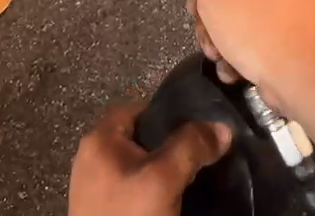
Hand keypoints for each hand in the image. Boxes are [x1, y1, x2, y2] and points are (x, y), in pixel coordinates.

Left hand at [68, 102, 230, 215]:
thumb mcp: (164, 179)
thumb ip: (191, 146)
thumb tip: (222, 128)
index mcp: (99, 139)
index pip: (139, 109)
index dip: (169, 115)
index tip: (197, 130)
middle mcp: (92, 159)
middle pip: (141, 140)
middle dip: (170, 148)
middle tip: (199, 159)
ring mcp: (96, 190)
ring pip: (139, 169)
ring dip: (164, 175)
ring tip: (191, 184)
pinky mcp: (104, 214)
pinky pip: (133, 193)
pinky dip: (153, 195)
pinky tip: (174, 206)